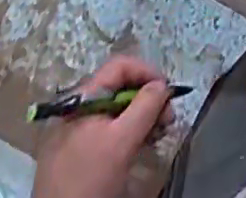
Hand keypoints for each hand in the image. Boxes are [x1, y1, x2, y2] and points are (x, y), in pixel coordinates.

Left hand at [32, 56, 174, 197]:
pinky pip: (108, 128)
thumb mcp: (122, 142)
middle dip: (147, 97)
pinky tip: (141, 144)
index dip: (147, 72)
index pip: (120, 66)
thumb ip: (144, 107)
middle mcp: (79, 105)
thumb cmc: (90, 179)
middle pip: (119, 87)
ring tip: (158, 133)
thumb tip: (161, 84)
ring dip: (141, 115)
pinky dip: (128, 131)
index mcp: (84, 95)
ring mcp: (77, 127)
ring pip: (115, 109)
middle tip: (168, 118)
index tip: (168, 91)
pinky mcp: (79, 149)